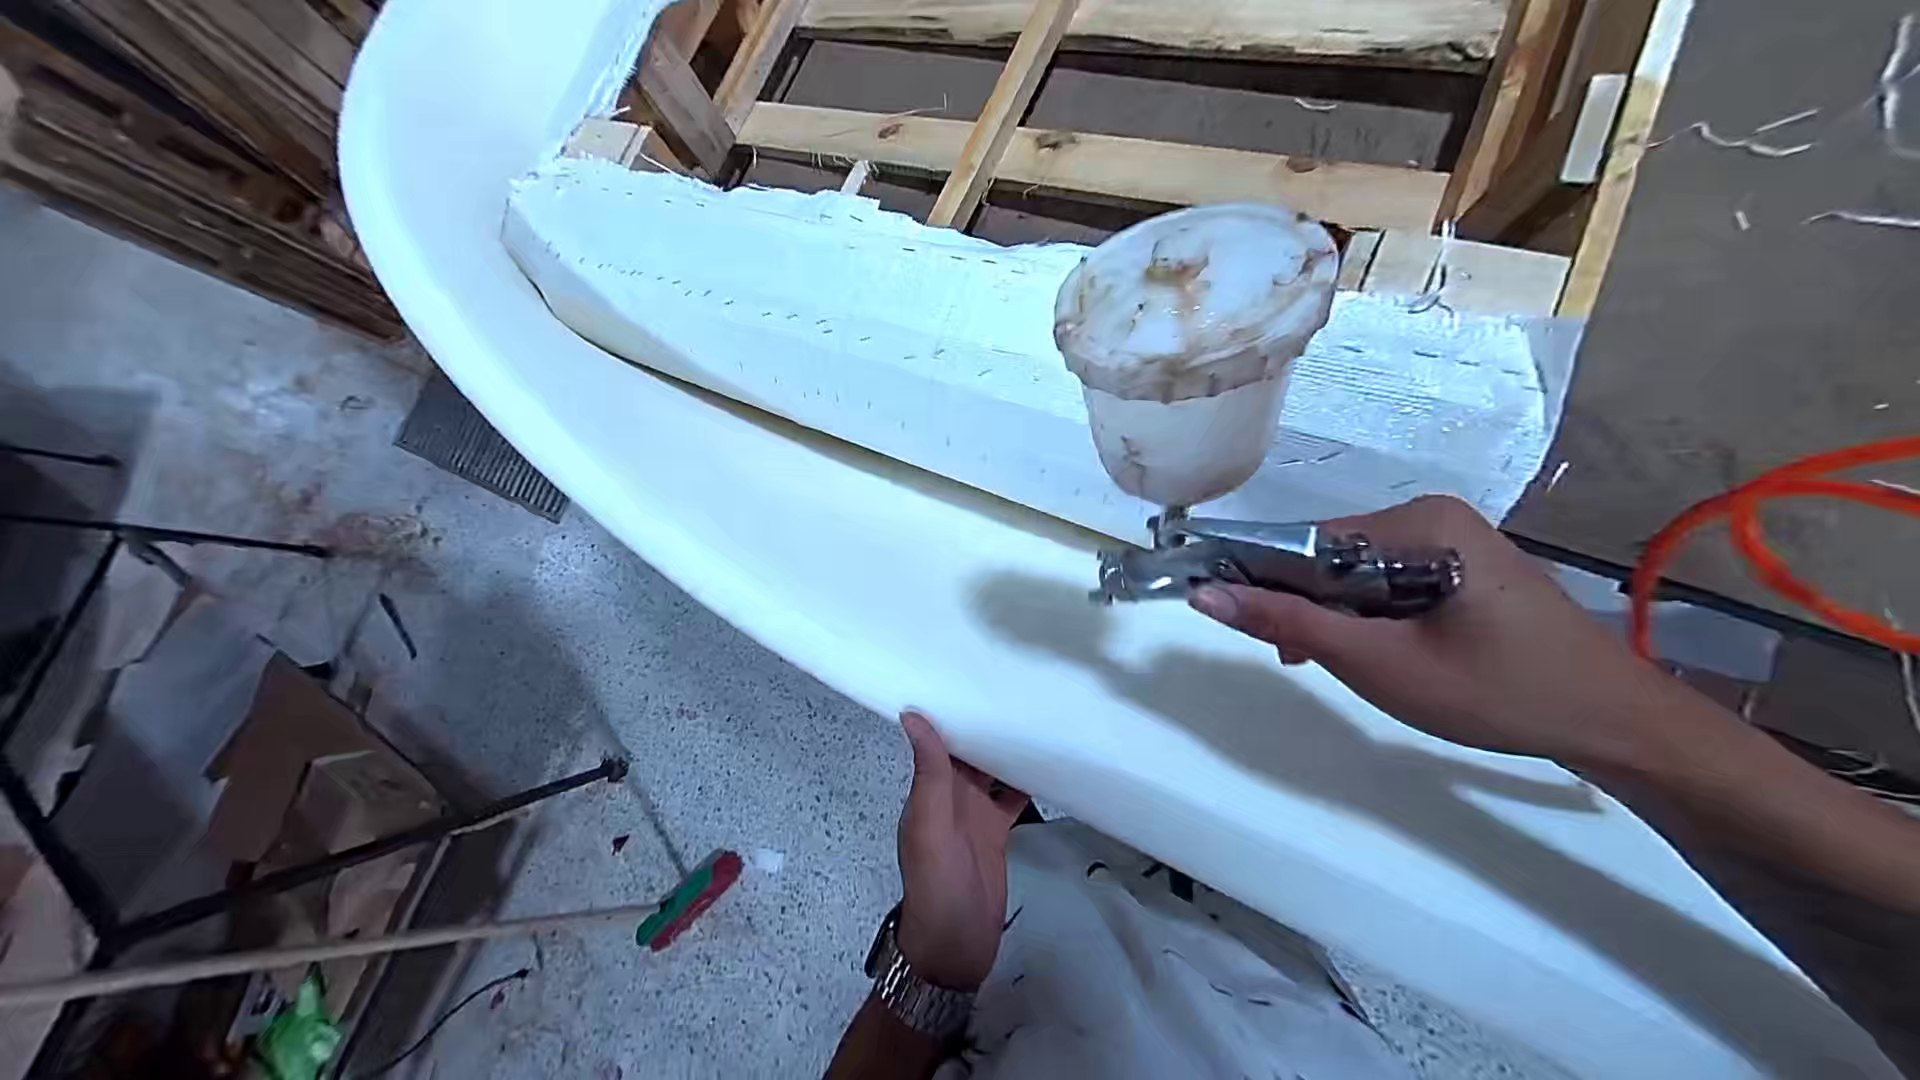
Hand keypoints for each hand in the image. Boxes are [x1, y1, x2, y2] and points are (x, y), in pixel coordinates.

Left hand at [894, 711, 1029, 990]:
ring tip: (1037, 711)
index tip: (973, 672)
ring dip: (1007, 746)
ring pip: (993, 767)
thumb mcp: (928, 824)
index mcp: (930, 785)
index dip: (953, 707)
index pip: (941, 735)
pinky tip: (1047, 760)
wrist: (956, 946)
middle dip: (987, 721)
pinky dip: (1026, 778)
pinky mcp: (998, 828)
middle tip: (1018, 684)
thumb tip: (912, 714)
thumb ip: (928, 772)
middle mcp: (952, 791)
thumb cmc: (937, 882)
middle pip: (970, 747)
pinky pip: (1012, 794)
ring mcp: (976, 810)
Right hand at [1188, 495, 1721, 770]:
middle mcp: (1432, 517)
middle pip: (1331, 555)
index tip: (1256, 626)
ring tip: (1333, 660)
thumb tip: (1203, 593)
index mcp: (1419, 521)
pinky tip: (1371, 649)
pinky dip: (1364, 615)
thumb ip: (1288, 622)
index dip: (1271, 582)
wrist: (1618, 728)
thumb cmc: (1495, 691)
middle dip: (1307, 606)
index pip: (1311, 541)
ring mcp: (1451, 541)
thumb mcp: (1378, 661)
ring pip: (1355, 572)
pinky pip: (1385, 581)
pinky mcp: (1461, 568)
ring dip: (1333, 615)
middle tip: (1300, 656)